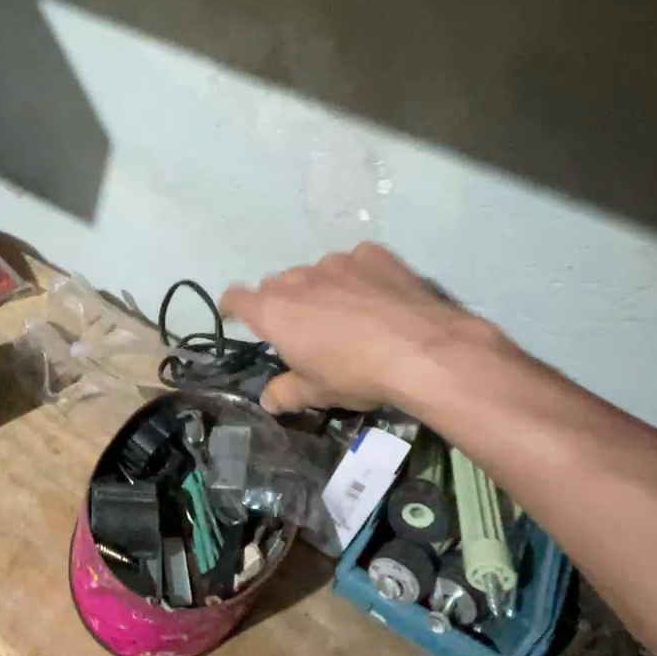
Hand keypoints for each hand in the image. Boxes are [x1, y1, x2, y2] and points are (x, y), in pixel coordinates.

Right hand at [220, 244, 494, 414]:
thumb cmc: (356, 374)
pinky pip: (354, 264)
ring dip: (321, 290)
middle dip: (283, 304)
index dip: (232, 307)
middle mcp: (298, 279)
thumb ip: (286, 393)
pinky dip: (357, 277)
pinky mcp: (372, 255)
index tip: (234, 315)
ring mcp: (336, 262)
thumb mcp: (317, 392)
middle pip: (277, 285)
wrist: (424, 351)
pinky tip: (377, 298)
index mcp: (274, 311)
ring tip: (347, 315)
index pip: (235, 298)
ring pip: (316, 274)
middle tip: (304, 330)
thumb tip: (268, 400)